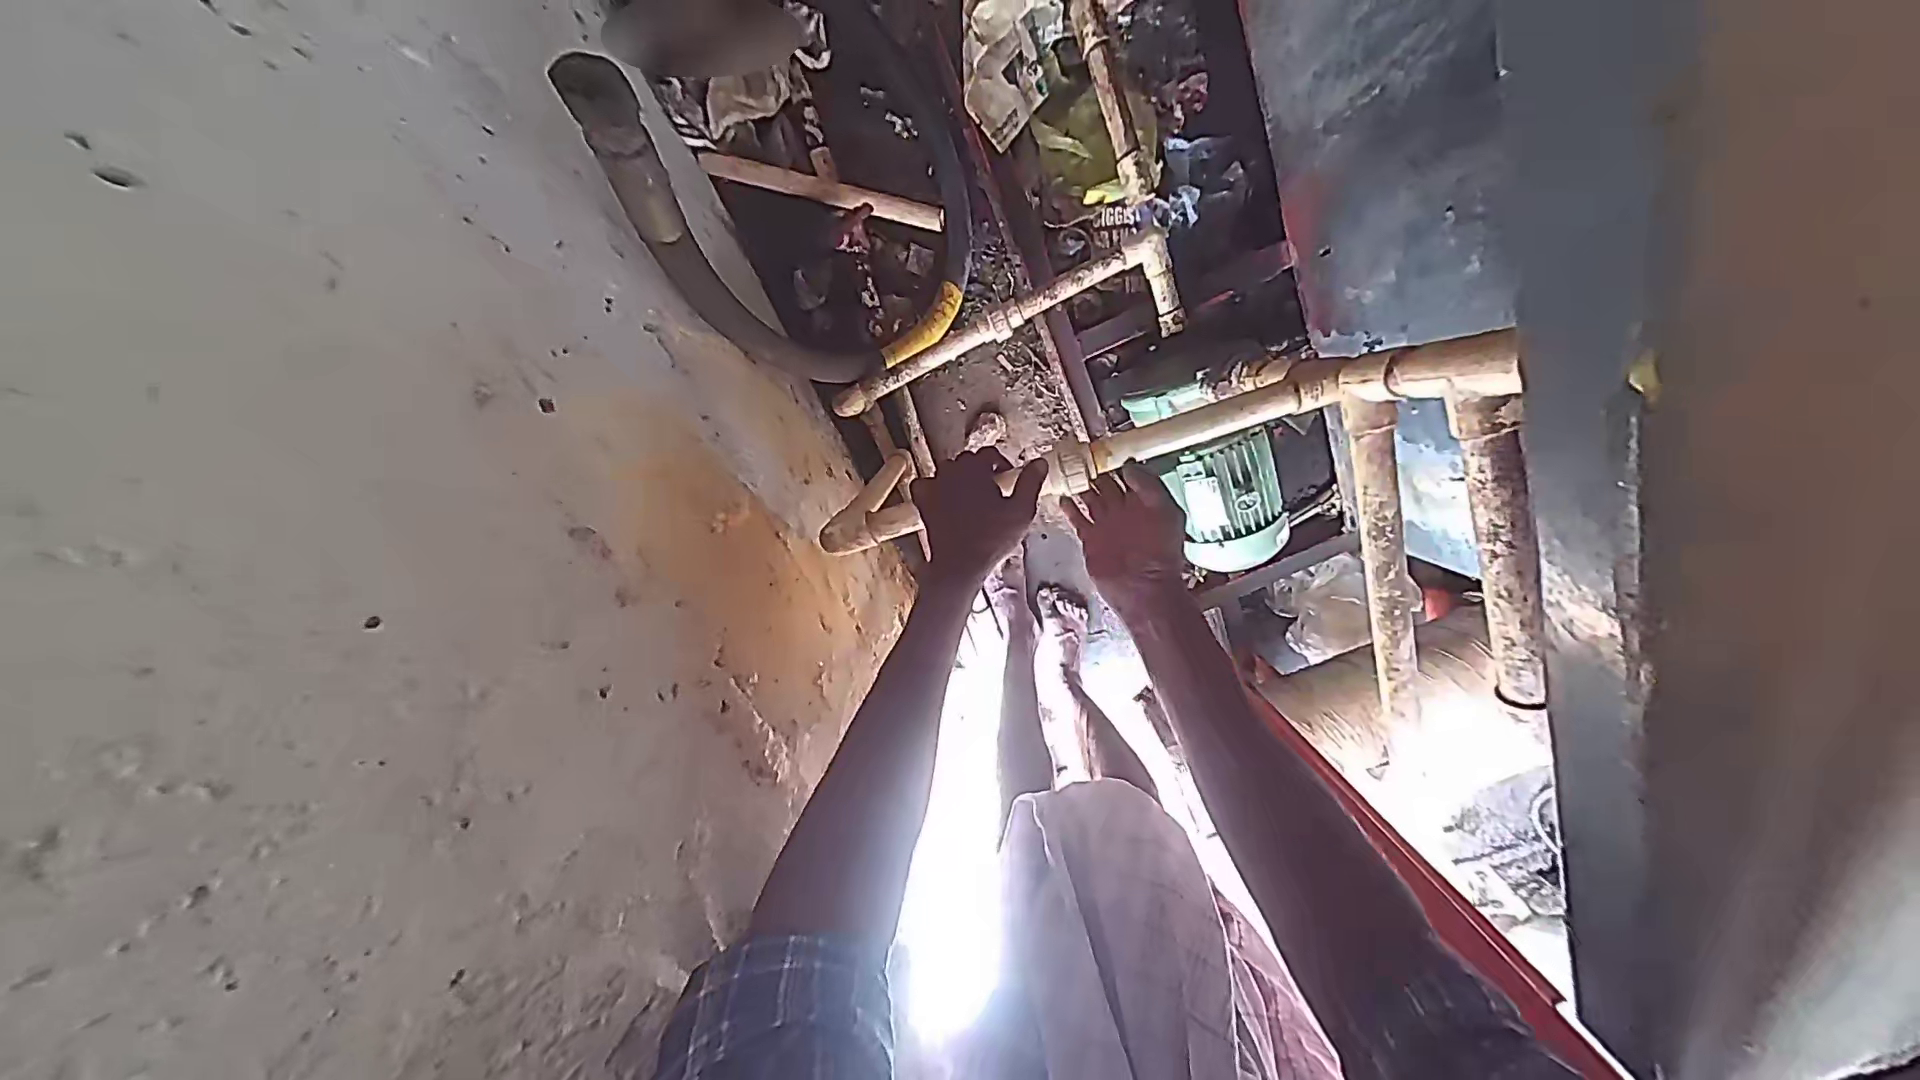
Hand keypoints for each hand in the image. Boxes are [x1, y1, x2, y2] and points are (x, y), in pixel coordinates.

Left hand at [913, 448, 1046, 586]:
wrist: (960, 564)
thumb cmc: (992, 539)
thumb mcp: (1021, 511)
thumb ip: (1030, 483)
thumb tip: (1039, 463)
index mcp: (975, 469)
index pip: (989, 453)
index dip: (1001, 464)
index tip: (1007, 479)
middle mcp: (952, 472)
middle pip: (968, 460)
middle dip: (981, 471)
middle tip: (993, 492)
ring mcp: (934, 485)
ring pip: (948, 470)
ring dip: (960, 478)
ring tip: (973, 498)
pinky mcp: (923, 501)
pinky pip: (925, 484)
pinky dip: (934, 487)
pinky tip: (945, 498)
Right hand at [1061, 463, 1187, 611]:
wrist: (1143, 586)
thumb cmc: (1161, 553)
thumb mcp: (1166, 511)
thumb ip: (1149, 486)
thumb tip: (1129, 466)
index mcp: (1142, 502)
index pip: (1126, 474)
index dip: (1115, 462)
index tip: (1103, 449)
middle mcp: (1123, 511)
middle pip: (1105, 484)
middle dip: (1093, 470)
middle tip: (1080, 456)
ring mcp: (1106, 524)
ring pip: (1089, 499)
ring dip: (1080, 486)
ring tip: (1068, 472)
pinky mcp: (1091, 539)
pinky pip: (1078, 519)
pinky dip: (1070, 509)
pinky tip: (1063, 498)